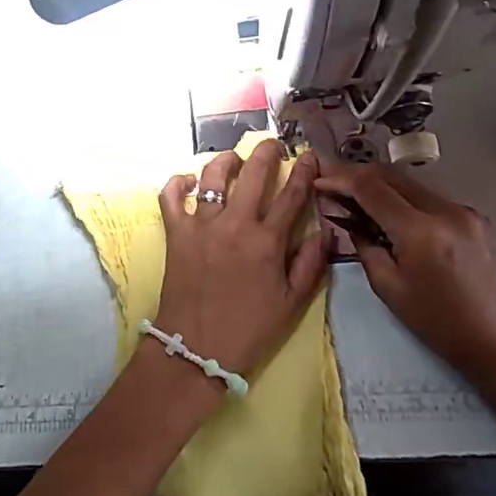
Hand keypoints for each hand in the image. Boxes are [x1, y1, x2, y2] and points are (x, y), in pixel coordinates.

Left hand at [152, 141, 328, 379]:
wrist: (197, 349)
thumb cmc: (249, 329)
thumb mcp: (292, 303)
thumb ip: (311, 264)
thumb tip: (325, 232)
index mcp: (268, 241)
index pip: (292, 194)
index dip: (304, 170)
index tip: (310, 155)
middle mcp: (236, 224)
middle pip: (254, 172)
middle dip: (268, 151)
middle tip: (274, 146)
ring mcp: (202, 226)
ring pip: (214, 176)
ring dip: (227, 160)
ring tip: (235, 160)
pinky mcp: (176, 234)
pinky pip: (171, 197)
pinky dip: (179, 183)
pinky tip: (190, 182)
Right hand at [314, 160, 495, 381]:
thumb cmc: (437, 322)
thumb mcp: (388, 287)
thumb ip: (364, 245)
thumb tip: (346, 218)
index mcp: (421, 231)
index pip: (372, 188)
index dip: (341, 179)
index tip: (319, 180)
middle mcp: (446, 210)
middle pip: (392, 175)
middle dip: (358, 175)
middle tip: (332, 184)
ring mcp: (465, 210)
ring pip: (412, 184)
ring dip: (381, 186)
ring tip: (357, 201)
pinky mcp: (475, 217)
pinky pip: (430, 198)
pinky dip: (404, 199)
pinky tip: (392, 215)